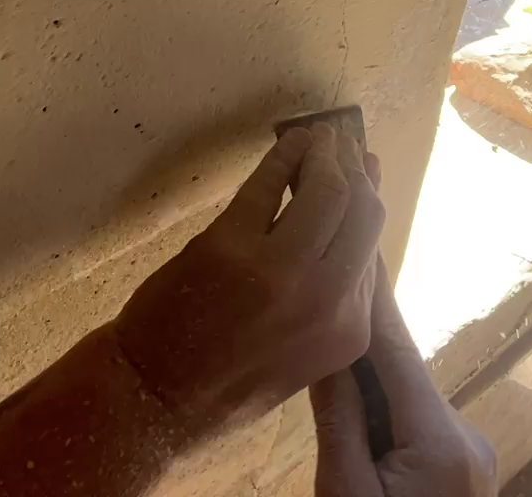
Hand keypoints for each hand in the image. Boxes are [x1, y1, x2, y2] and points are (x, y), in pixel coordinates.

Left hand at [113, 122, 384, 432]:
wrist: (158, 395)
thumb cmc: (228, 375)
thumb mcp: (304, 351)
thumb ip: (330, 297)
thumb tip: (343, 231)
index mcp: (349, 331)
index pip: (373, 244)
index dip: (370, 196)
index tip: (365, 167)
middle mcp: (327, 300)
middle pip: (361, 210)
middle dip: (353, 167)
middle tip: (341, 141)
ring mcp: (280, 271)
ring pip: (325, 191)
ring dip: (323, 153)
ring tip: (318, 136)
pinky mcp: (231, 245)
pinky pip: (267, 184)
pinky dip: (281, 155)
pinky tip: (289, 141)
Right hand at [310, 256, 497, 496]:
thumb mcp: (344, 492)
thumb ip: (337, 413)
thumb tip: (323, 339)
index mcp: (443, 442)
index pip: (395, 347)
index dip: (370, 293)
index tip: (354, 241)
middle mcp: (466, 436)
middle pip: (399, 366)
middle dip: (359, 325)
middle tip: (323, 273)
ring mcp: (466, 451)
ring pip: (402, 389)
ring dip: (364, 362)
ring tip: (325, 317)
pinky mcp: (456, 463)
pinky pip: (408, 413)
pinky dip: (377, 395)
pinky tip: (348, 377)